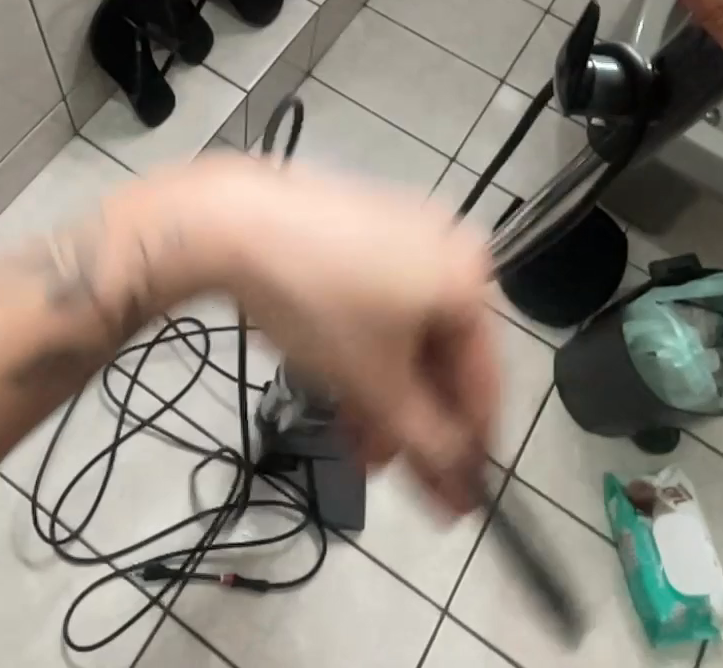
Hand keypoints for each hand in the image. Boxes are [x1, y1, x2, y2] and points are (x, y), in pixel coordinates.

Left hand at [163, 156, 498, 516]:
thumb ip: (426, 441)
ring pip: (406, 332)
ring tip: (351, 440)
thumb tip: (461, 488)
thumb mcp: (375, 382)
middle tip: (384, 469)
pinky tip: (339, 385)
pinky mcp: (361, 227)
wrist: (237, 222)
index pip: (485, 382)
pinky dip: (368, 347)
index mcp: (469, 279)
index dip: (468, 450)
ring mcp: (403, 232)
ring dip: (384, 393)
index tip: (452, 501)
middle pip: (441, 356)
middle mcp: (448, 248)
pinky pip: (381, 300)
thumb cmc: (318, 303)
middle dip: (411, 422)